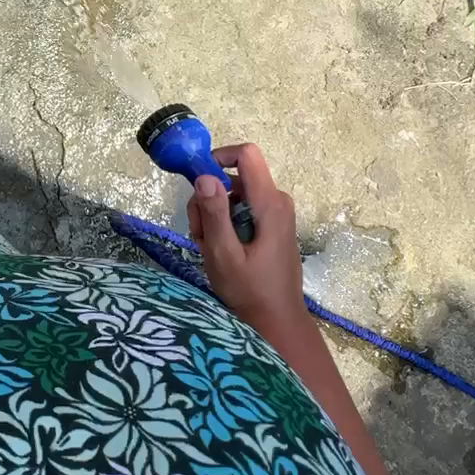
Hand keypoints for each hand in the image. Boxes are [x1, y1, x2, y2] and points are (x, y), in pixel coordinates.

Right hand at [187, 143, 305, 333]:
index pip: (247, 154)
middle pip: (232, 178)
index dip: (218, 157)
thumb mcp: (222, 253)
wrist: (276, 320)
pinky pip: (239, 208)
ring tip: (208, 246)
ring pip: (231, 194)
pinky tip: (218, 249)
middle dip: (208, 200)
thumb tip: (204, 176)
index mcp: (269, 204)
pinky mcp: (270, 222)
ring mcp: (274, 212)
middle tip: (200, 233)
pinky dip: (222, 223)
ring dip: (212, 215)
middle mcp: (276, 200)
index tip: (198, 182)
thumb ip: (214, 214)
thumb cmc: (249, 289)